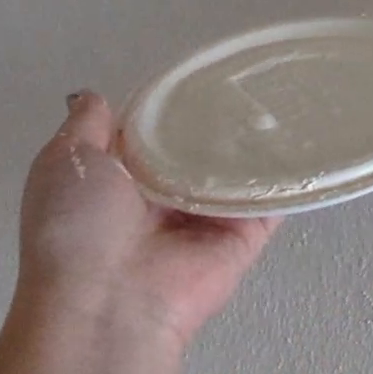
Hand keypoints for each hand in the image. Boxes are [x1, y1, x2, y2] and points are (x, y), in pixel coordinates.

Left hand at [13, 92, 277, 348]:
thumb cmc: (79, 228)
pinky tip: (308, 137)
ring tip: (287, 95)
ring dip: (260, 141)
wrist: (111, 302)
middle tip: (252, 77)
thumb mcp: (64, 164)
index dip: (172, 103)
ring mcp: (210, 218)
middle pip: (202, 149)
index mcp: (122, 181)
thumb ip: (84, 126)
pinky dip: (290, 175)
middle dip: (222, 119)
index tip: (199, 70)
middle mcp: (166, 198)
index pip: (154, 133)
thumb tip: (93, 93)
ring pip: (241, 170)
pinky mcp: (246, 234)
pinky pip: (272, 198)